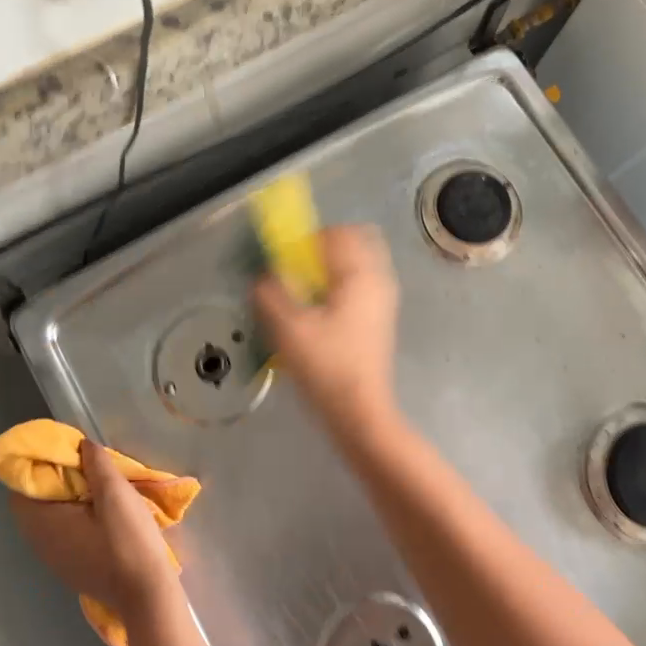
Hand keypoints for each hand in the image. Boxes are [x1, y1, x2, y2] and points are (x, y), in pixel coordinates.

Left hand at [8, 439, 181, 616]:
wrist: (145, 592)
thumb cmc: (127, 540)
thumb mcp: (116, 494)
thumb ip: (97, 466)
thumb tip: (83, 444)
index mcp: (44, 523)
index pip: (20, 489)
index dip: (38, 467)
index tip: (64, 454)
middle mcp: (40, 543)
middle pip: (34, 503)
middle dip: (54, 481)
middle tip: (84, 466)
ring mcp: (54, 559)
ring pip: (48, 519)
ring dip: (65, 500)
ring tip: (95, 487)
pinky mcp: (70, 568)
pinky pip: (60, 534)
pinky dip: (72, 518)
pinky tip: (99, 514)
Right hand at [252, 225, 400, 438]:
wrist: (360, 412)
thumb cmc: (327, 367)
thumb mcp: (288, 328)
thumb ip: (270, 293)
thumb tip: (262, 275)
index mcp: (360, 274)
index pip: (337, 232)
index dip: (307, 239)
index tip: (286, 259)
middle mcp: (379, 279)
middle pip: (355, 241)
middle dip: (325, 248)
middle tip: (299, 270)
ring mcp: (383, 299)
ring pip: (359, 264)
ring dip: (333, 268)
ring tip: (306, 293)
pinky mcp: (380, 318)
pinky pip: (361, 284)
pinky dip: (341, 286)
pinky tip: (320, 313)